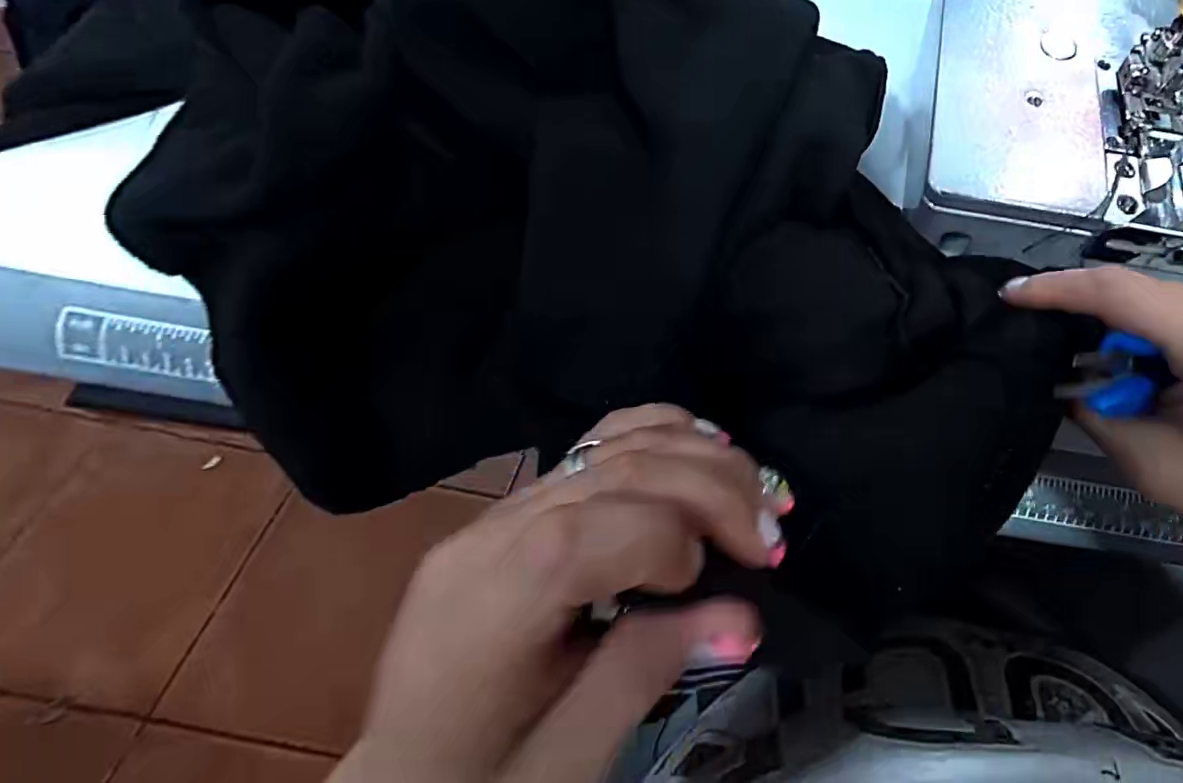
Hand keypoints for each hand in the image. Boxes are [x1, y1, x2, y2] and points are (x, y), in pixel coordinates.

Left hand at [331, 405, 786, 782]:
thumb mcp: (565, 759)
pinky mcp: (532, 495)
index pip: (583, 534)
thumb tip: (747, 617)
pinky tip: (710, 452)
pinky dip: (669, 434)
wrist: (409, 774)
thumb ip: (650, 671)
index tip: (711, 585)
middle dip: (715, 492)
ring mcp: (510, 503)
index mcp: (483, 605)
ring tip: (760, 498)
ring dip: (707, 459)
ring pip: (623, 441)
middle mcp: (492, 531)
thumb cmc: (484, 780)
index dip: (667, 542)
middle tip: (772, 536)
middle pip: (619, 471)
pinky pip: (605, 437)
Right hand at [1004, 267, 1182, 562]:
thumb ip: (1096, 414)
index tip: (1012, 293)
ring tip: (1136, 379)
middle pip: (1147, 294)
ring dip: (1140, 331)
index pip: (1120, 291)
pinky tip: (1174, 371)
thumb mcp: (1156, 464)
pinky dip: (1172, 332)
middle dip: (1103, 325)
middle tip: (1078, 364)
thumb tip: (1065, 382)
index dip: (1057, 289)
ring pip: (1172, 300)